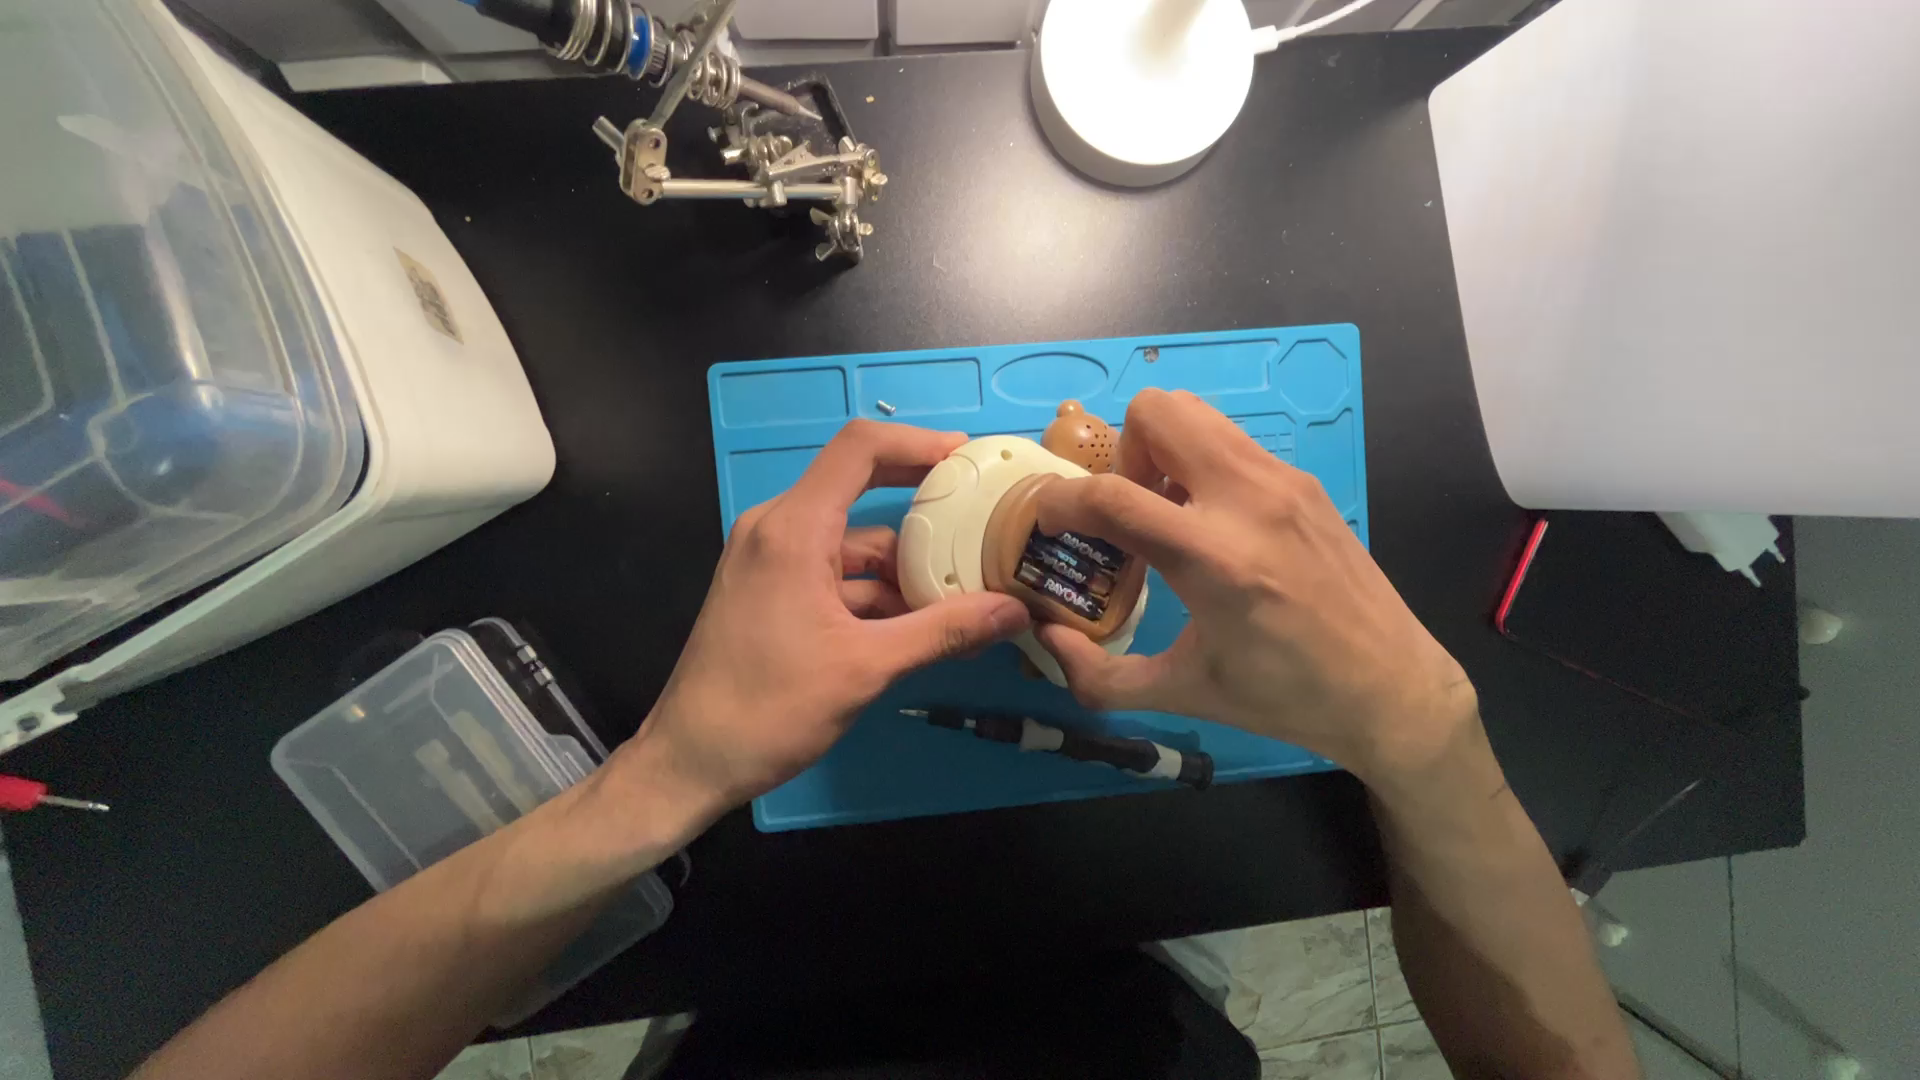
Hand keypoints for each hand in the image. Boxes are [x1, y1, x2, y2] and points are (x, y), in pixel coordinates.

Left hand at [617, 420, 1031, 815]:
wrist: (691, 761)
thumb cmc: (769, 708)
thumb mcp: (866, 668)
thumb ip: (943, 632)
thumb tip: (1015, 611)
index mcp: (794, 528)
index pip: (859, 449)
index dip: (917, 443)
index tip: (968, 459)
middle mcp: (778, 529)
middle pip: (858, 488)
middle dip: (920, 501)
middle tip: (980, 511)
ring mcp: (771, 559)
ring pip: (851, 542)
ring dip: (902, 564)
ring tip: (963, 588)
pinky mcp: (771, 589)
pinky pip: (834, 572)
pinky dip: (875, 591)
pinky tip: (917, 623)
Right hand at [1031, 389, 1476, 785]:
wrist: (1392, 689)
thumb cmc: (1282, 698)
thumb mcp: (1182, 691)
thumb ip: (1099, 675)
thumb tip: (1045, 639)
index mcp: (1213, 559)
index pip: (1113, 496)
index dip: (1061, 500)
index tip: (1046, 519)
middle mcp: (1248, 500)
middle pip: (1157, 413)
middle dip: (1120, 453)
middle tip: (1126, 509)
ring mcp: (1282, 481)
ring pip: (1196, 412)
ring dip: (1160, 448)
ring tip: (1164, 510)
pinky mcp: (1304, 481)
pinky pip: (1229, 440)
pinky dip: (1198, 462)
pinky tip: (1209, 520)